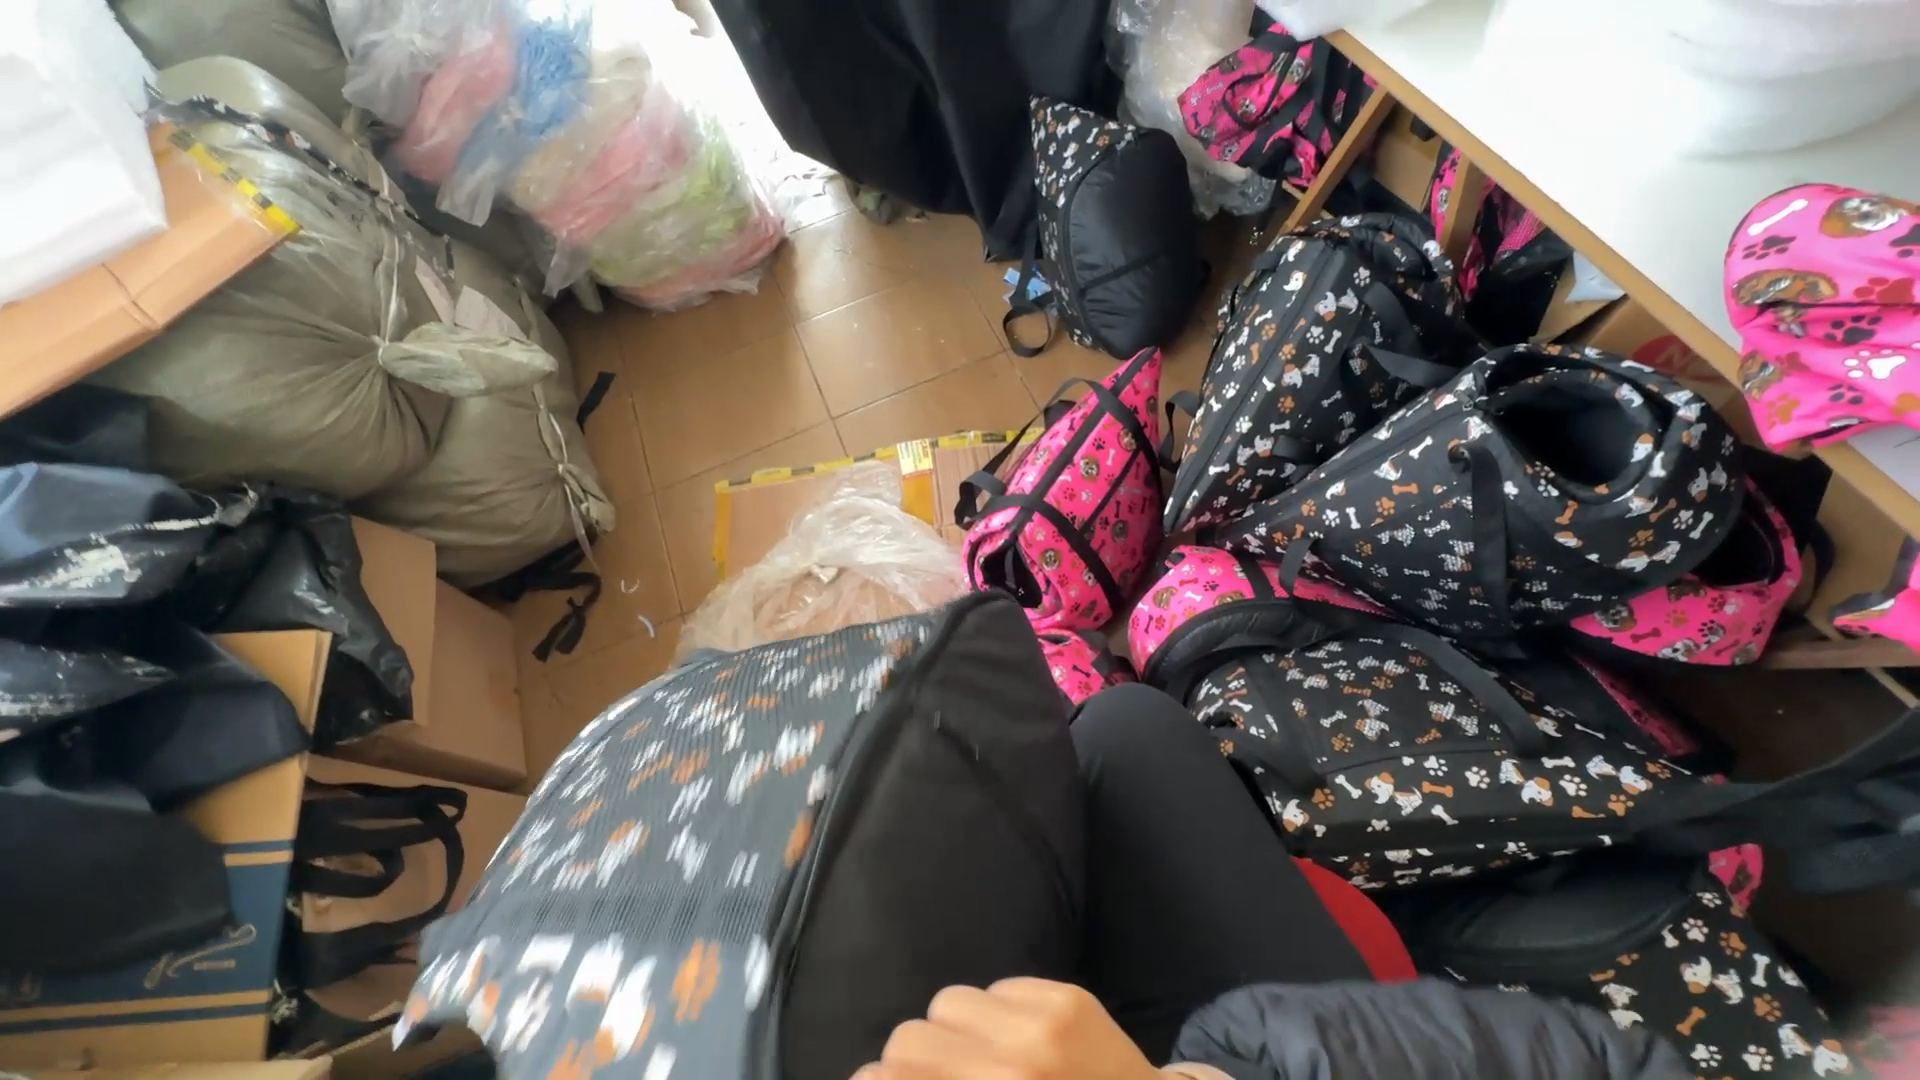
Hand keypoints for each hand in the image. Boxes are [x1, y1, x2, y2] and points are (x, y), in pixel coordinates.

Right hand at [853, 977, 1163, 1079]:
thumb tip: (877, 1075)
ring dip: (956, 1031)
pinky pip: (997, 987)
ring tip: (982, 1058)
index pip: (886, 1079)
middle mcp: (1010, 1070)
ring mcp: (1041, 1028)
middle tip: (936, 1079)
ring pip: (948, 1001)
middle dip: (913, 1062)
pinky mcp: (1068, 998)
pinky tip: (1022, 1042)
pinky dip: (998, 1014)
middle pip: (909, 1037)